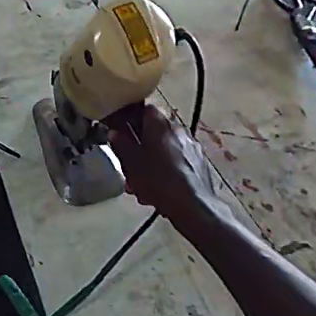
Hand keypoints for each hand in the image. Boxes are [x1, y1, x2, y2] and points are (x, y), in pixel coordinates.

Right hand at [106, 103, 223, 221]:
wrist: (193, 205)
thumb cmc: (158, 181)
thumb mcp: (131, 163)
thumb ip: (121, 144)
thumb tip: (115, 132)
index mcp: (160, 125)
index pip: (145, 109)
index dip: (132, 118)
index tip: (123, 131)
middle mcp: (178, 130)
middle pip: (155, 131)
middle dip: (141, 146)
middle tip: (130, 164)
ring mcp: (192, 146)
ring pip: (165, 148)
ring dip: (153, 160)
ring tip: (143, 182)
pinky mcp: (200, 162)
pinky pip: (177, 160)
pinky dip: (167, 169)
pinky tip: (160, 187)